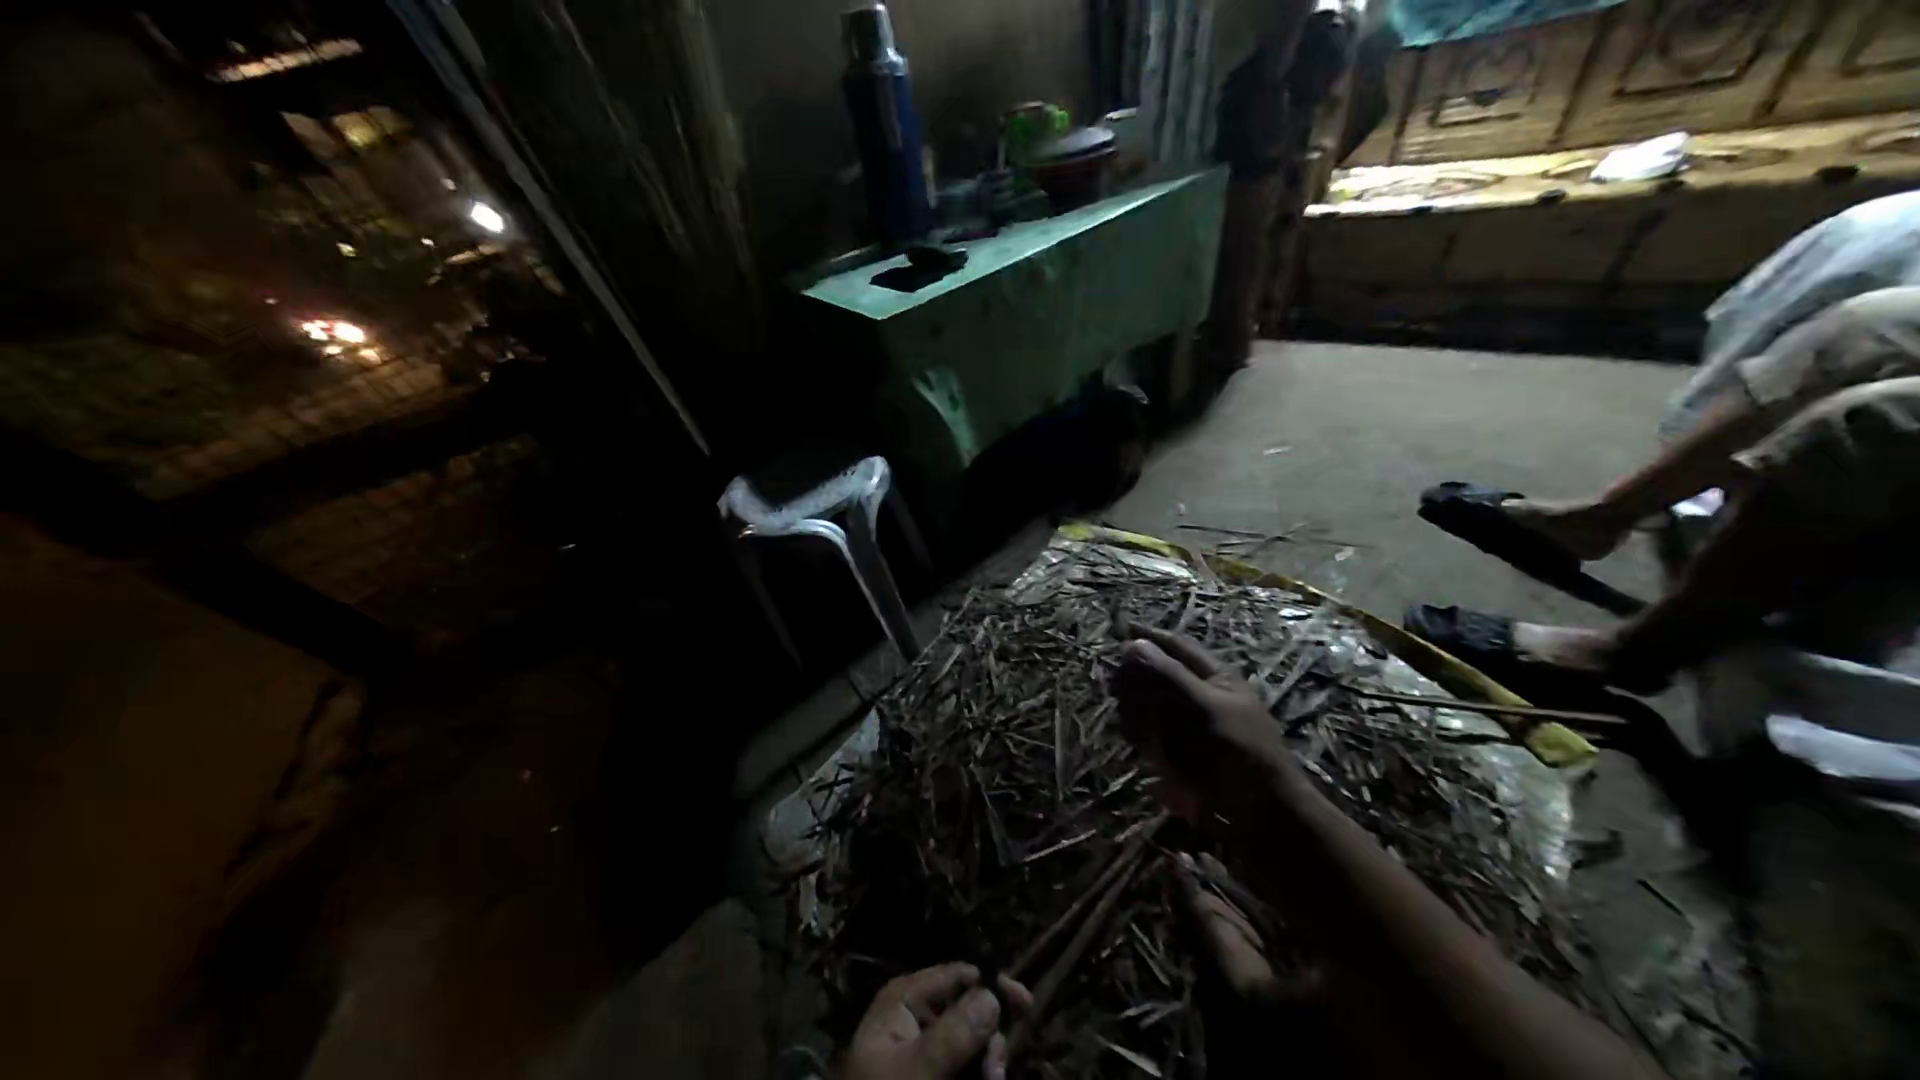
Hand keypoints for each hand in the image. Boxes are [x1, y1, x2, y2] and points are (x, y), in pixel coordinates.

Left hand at [842, 963, 1032, 1079]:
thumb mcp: (916, 1069)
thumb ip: (953, 1033)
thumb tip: (993, 994)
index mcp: (905, 998)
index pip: (956, 974)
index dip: (992, 983)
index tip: (1022, 1002)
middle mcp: (918, 1014)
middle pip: (971, 1006)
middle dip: (992, 1034)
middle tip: (998, 1068)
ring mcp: (928, 1045)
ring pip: (977, 1037)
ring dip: (990, 1060)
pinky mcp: (937, 1072)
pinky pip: (971, 1064)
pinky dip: (982, 1075)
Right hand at [1111, 626, 1298, 817]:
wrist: (1261, 810)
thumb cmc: (1242, 749)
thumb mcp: (1207, 705)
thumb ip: (1171, 674)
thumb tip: (1134, 644)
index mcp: (1214, 677)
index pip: (1178, 646)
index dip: (1151, 636)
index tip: (1121, 628)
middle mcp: (1198, 695)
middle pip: (1157, 674)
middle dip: (1136, 679)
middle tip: (1117, 687)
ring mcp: (1186, 724)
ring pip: (1147, 704)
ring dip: (1136, 710)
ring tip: (1133, 724)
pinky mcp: (1177, 751)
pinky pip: (1149, 733)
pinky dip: (1141, 736)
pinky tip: (1143, 747)